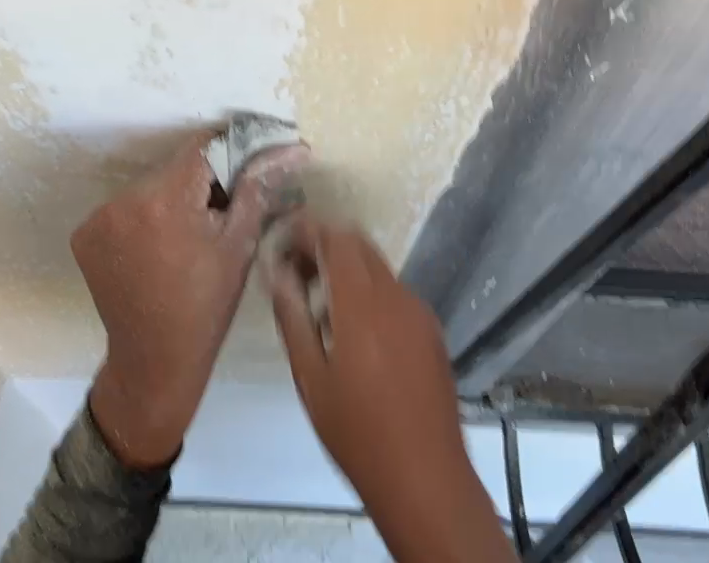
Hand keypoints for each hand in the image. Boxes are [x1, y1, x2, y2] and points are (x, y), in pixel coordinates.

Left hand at [75, 132, 309, 467]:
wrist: (156, 358)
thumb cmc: (207, 303)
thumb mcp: (240, 242)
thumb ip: (259, 186)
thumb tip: (292, 149)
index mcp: (166, 200)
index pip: (203, 147)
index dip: (231, 145)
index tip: (252, 152)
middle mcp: (125, 199)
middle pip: (176, 168)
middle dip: (202, 179)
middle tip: (225, 205)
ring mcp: (98, 217)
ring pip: (151, 186)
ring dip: (173, 197)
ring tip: (192, 230)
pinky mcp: (85, 234)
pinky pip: (125, 208)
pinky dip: (146, 217)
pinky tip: (161, 244)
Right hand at [267, 217, 516, 562]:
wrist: (426, 478)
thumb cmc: (357, 433)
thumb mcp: (310, 377)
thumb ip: (292, 317)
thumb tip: (276, 272)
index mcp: (363, 303)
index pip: (335, 238)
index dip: (306, 230)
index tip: (281, 240)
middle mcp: (396, 296)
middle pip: (359, 246)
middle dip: (324, 246)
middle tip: (293, 271)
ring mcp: (419, 313)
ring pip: (377, 269)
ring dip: (346, 270)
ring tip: (316, 305)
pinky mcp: (431, 332)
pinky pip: (394, 295)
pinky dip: (367, 293)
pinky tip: (351, 332)